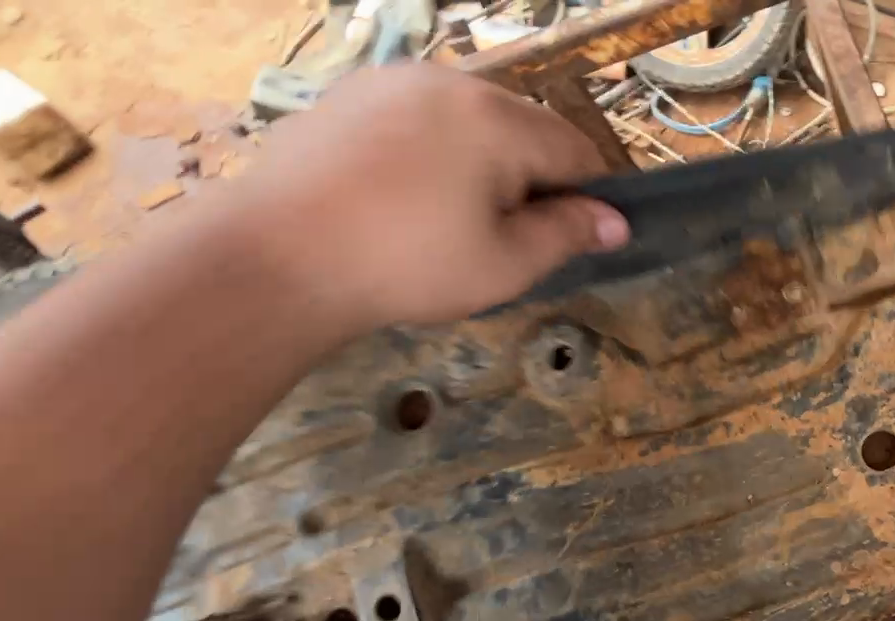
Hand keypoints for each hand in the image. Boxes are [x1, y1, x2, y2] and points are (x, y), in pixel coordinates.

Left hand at [217, 64, 629, 333]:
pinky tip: (420, 196)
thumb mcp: (508, 262)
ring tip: (467, 218)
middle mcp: (451, 82)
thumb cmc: (410, 264)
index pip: (578, 151)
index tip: (583, 238)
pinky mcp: (354, 93)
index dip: (594, 197)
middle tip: (519, 236)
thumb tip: (617, 222)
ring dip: (495, 163)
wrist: (277, 254)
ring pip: (478, 120)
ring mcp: (396, 81)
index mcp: (497, 120)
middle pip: (530, 128)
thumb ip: (568, 233)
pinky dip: (445, 151)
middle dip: (541, 178)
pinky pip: (428, 117)